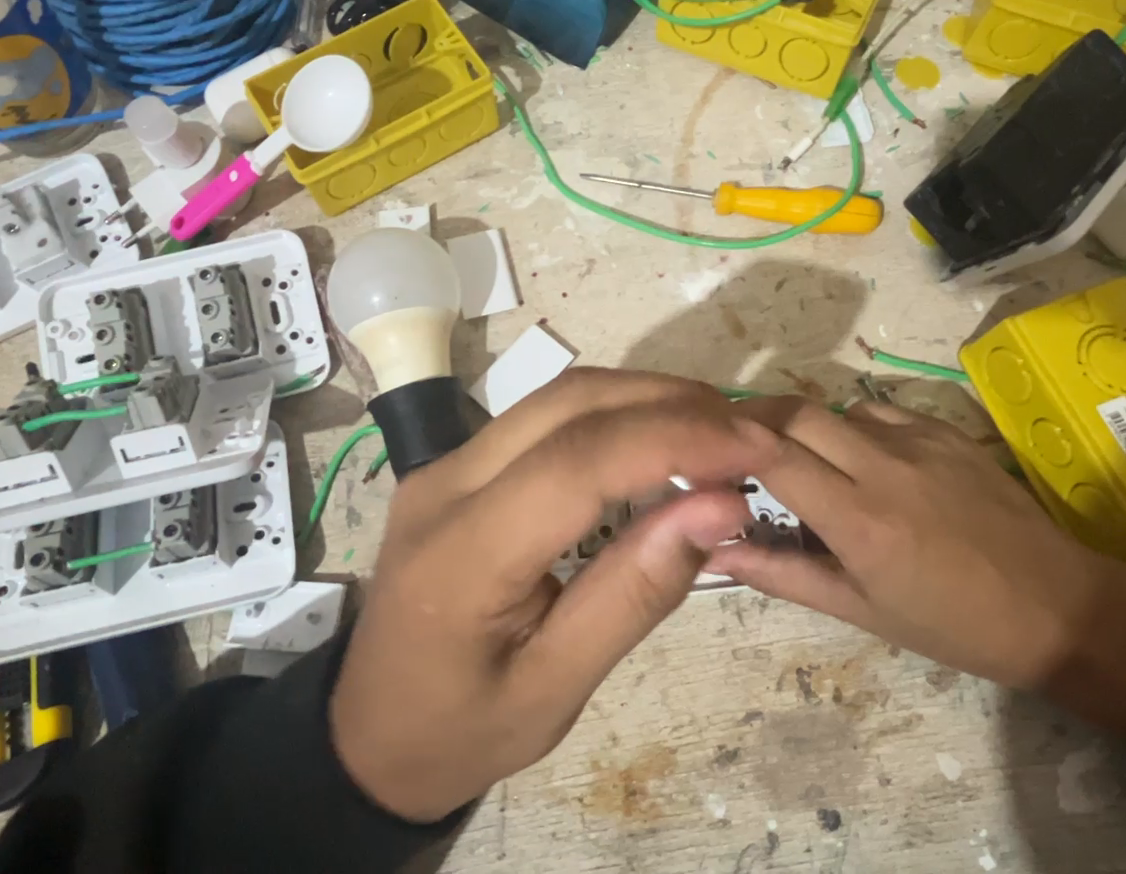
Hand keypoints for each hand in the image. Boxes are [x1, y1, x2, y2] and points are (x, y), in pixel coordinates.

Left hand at [331, 369, 780, 822]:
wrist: (367, 731)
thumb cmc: (462, 730)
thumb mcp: (557, 689)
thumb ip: (635, 593)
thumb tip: (721, 506)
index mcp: (462, 554)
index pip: (577, 462)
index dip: (675, 441)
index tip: (758, 449)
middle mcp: (445, 484)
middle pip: (568, 402)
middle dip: (668, 403)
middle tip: (747, 436)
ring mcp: (445, 464)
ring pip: (556, 395)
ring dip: (643, 398)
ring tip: (717, 431)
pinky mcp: (456, 463)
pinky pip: (542, 415)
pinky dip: (612, 413)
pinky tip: (657, 438)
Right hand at [706, 397, 1117, 687]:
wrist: (1058, 607)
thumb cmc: (951, 624)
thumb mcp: (859, 609)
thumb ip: (783, 573)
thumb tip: (716, 551)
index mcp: (859, 519)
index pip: (773, 456)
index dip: (728, 446)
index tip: (704, 454)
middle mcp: (885, 466)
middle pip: (796, 411)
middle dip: (753, 419)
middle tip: (733, 444)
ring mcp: (920, 441)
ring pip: (835, 407)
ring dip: (805, 425)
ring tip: (804, 459)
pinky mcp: (947, 430)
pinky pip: (879, 410)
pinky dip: (853, 426)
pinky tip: (864, 459)